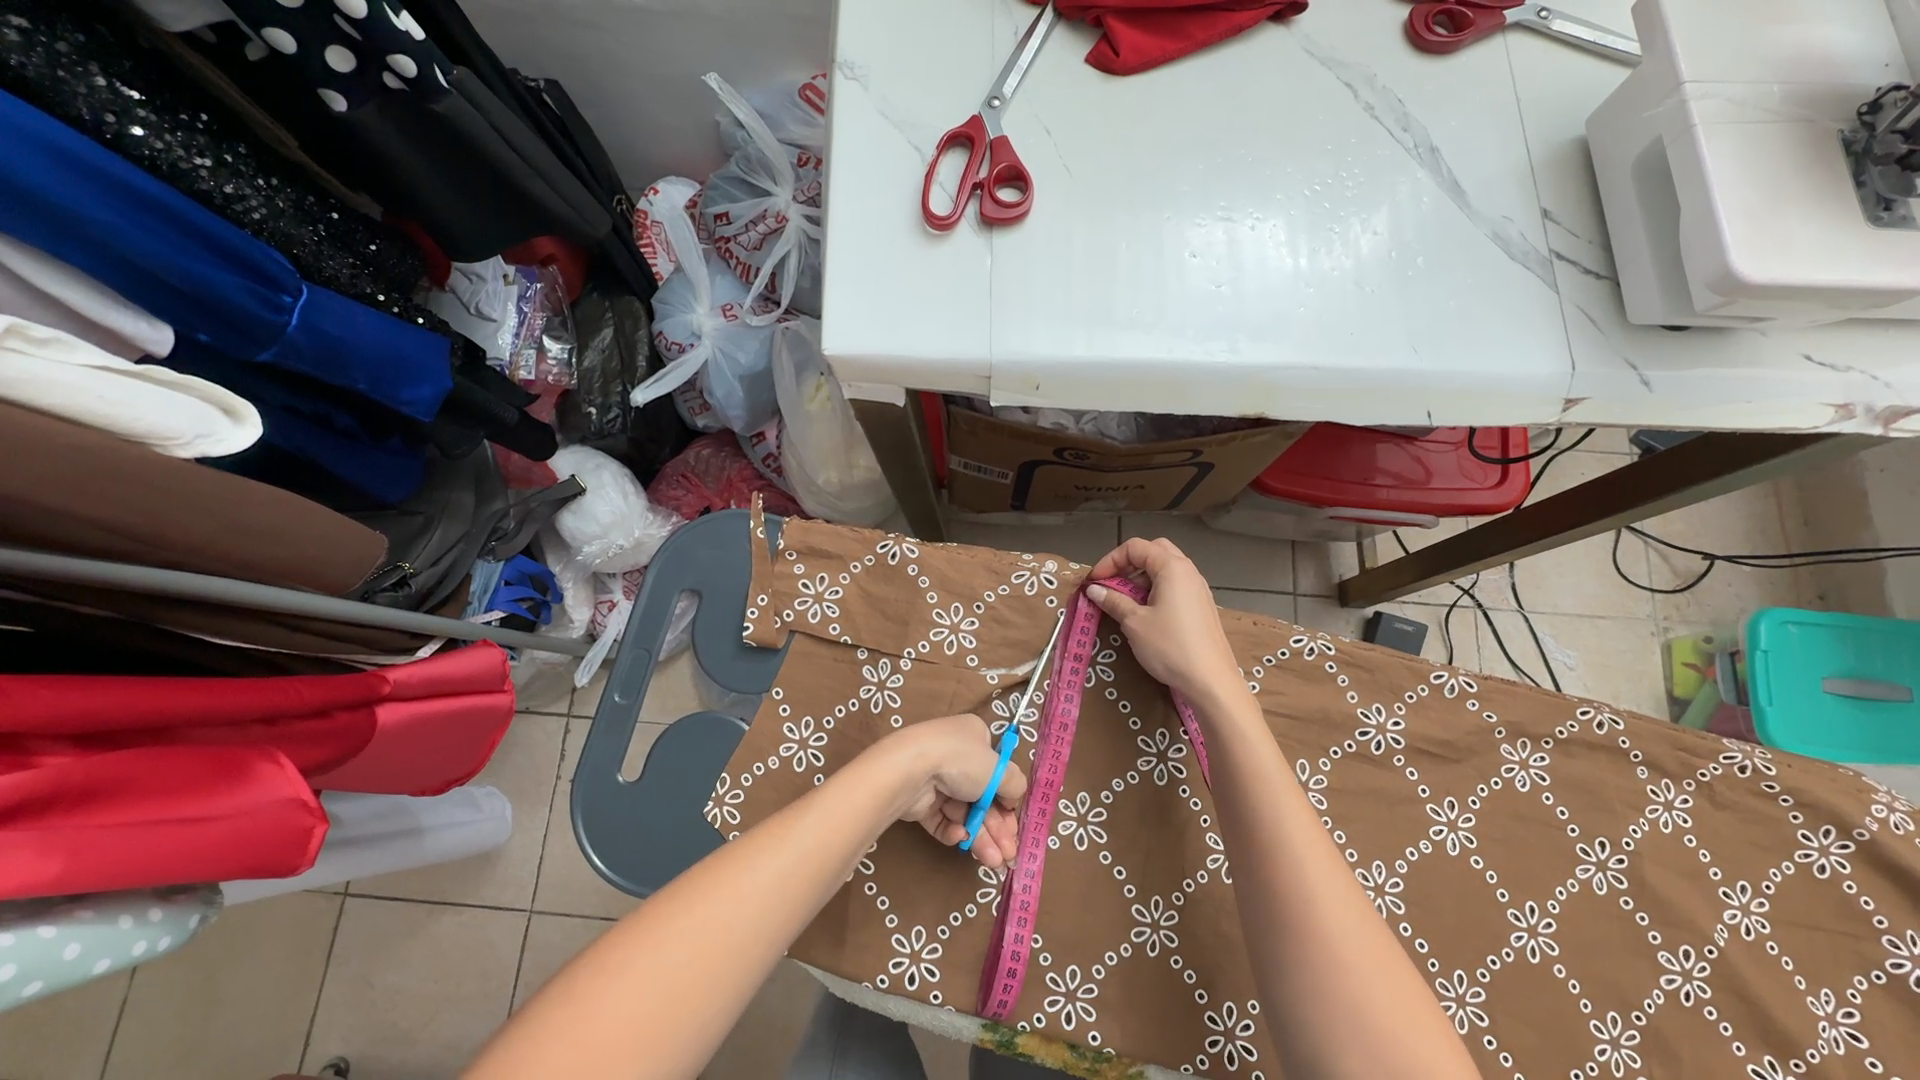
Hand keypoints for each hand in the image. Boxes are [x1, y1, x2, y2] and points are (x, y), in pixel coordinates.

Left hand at [875, 713, 1025, 871]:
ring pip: (964, 813)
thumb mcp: (999, 769)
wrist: (910, 770)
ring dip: (981, 837)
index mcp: (975, 738)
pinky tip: (960, 836)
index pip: (996, 771)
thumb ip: (1014, 784)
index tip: (1015, 823)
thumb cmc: (961, 760)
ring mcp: (936, 780)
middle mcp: (956, 757)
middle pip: (982, 797)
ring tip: (993, 862)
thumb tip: (1014, 797)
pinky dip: (953, 831)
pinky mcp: (920, 802)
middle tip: (1009, 854)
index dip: (1008, 799)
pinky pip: (942, 819)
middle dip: (997, 827)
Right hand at [1087, 537, 1242, 704]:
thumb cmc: (1170, 646)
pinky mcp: (1201, 606)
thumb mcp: (1134, 622)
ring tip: (1124, 601)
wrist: (1210, 680)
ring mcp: (1198, 588)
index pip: (1136, 547)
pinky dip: (1156, 590)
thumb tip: (1094, 589)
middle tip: (1111, 583)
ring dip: (1141, 578)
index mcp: (1172, 567)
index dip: (1110, 560)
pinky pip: (1175, 586)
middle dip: (1128, 563)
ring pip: (1165, 569)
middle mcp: (1188, 571)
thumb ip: (1113, 600)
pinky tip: (1145, 613)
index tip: (1094, 582)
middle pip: (1154, 551)